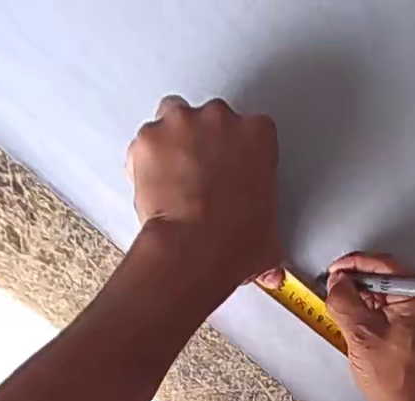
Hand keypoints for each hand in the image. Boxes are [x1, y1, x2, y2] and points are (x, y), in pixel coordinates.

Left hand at [126, 96, 283, 291]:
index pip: (251, 131)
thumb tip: (272, 267)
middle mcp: (220, 119)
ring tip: (174, 181)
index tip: (233, 173)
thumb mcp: (268, 243)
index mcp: (257, 136)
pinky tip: (153, 190)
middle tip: (201, 182)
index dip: (239, 154)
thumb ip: (269, 241)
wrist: (194, 251)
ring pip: (172, 120)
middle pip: (210, 119)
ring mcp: (182, 124)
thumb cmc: (230, 242)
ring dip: (173, 143)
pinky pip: (143, 145)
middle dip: (203, 146)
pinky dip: (144, 164)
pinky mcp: (150, 138)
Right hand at [324, 252, 414, 400]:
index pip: (385, 265)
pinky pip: (388, 308)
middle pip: (385, 278)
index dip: (354, 266)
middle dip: (356, 284)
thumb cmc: (397, 381)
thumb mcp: (361, 335)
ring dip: (360, 299)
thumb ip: (344, 301)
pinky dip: (369, 312)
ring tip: (341, 310)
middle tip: (333, 289)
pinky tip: (355, 321)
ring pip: (384, 294)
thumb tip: (336, 282)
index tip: (334, 270)